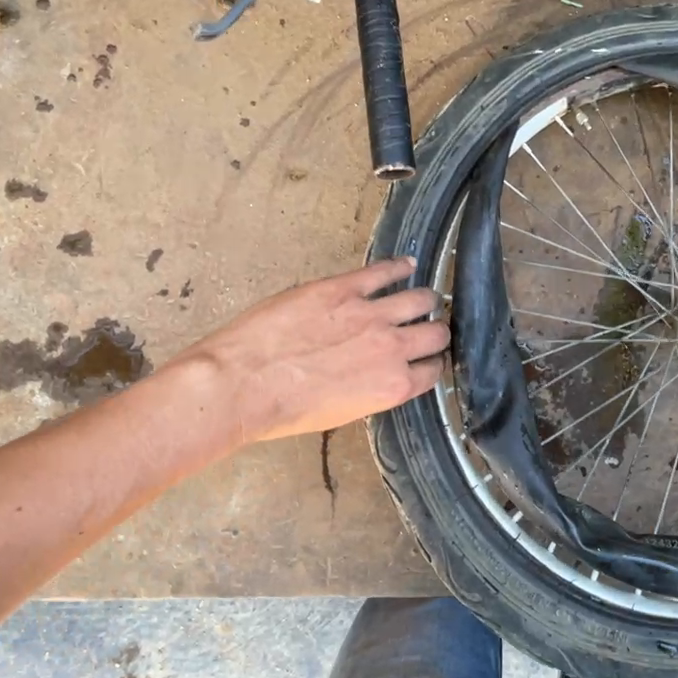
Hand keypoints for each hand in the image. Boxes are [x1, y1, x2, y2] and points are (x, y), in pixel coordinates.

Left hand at [169, 257, 449, 443]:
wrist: (239, 386)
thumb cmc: (280, 411)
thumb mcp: (340, 413)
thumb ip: (372, 390)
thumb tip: (379, 374)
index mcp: (392, 386)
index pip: (433, 370)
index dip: (431, 363)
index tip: (427, 358)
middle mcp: (392, 349)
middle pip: (437, 332)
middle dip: (435, 331)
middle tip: (427, 328)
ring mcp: (371, 314)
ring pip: (421, 298)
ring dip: (424, 300)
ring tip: (421, 299)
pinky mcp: (344, 288)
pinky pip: (385, 271)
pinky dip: (400, 266)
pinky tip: (407, 264)